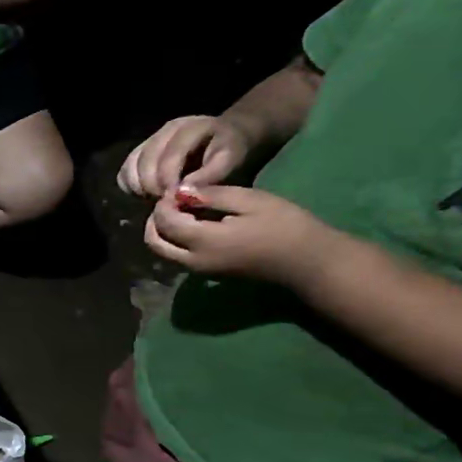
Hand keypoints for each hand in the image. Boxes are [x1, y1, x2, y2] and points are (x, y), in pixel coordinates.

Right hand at [118, 114, 260, 198]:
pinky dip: (131, 188)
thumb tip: (180, 193)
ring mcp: (151, 140)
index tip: (175, 201)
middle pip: (145, 161)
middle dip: (153, 187)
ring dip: (140, 189)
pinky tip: (147, 196)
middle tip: (166, 204)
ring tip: (156, 200)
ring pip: (131, 167)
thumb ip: (209, 176)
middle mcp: (167, 130)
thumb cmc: (233, 155)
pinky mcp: (140, 153)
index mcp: (191, 128)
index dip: (168, 181)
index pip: (169, 156)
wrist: (230, 142)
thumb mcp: (231, 163)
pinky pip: (124, 172)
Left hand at [143, 183, 341, 287]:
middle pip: (154, 242)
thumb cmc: (284, 225)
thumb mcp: (250, 200)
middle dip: (155, 220)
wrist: (306, 262)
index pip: (165, 221)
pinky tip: (191, 223)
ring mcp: (198, 271)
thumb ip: (212, 195)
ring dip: (162, 231)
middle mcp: (192, 261)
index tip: (176, 188)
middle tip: (171, 201)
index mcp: (202, 241)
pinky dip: (173, 240)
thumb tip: (180, 191)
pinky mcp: (206, 274)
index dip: (164, 203)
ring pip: (163, 252)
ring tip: (180, 210)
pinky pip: (177, 257)